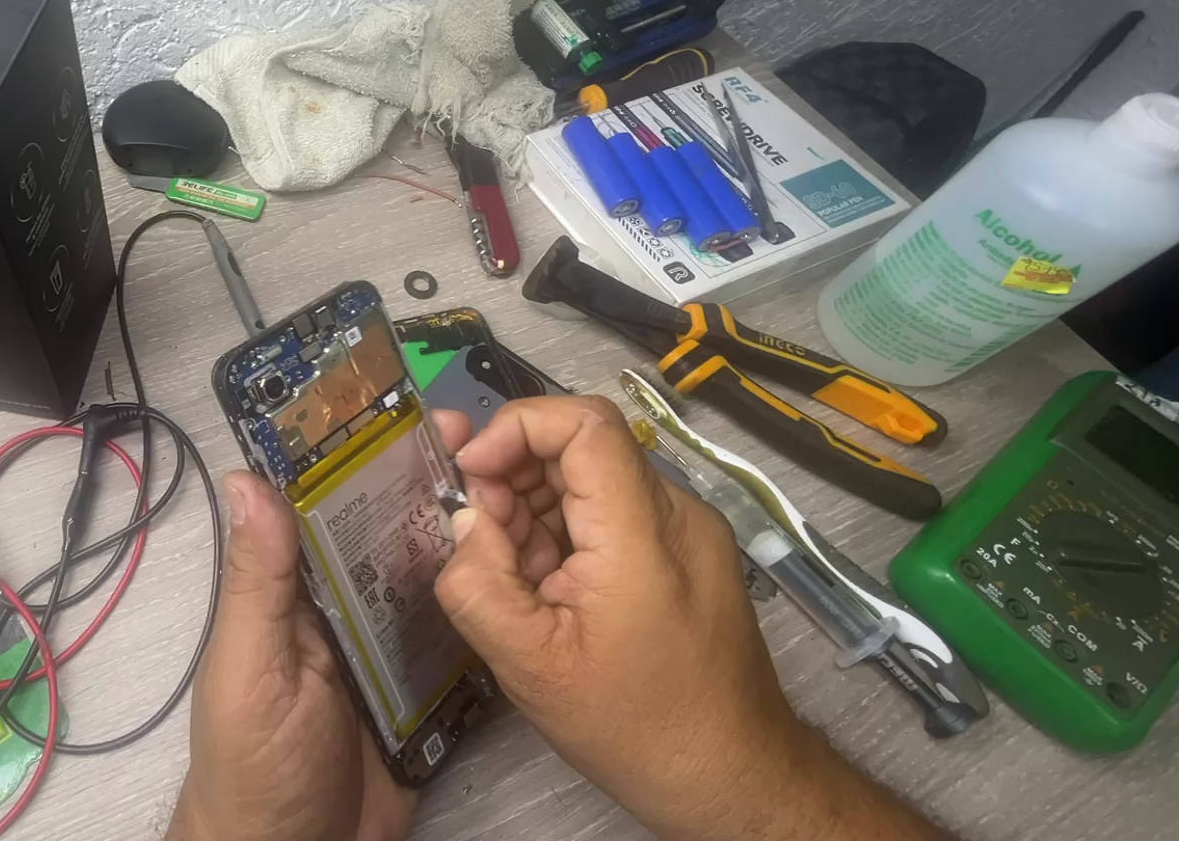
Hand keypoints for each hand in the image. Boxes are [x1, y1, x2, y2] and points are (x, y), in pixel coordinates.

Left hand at [166, 411, 468, 840]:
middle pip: (381, 528)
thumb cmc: (255, 759)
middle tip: (473, 440)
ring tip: (507, 487)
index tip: (402, 415)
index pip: (323, 503)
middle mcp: (337, 600)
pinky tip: (517, 568)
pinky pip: (452, 633)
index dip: (360, 455)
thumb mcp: (251, 664)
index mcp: (292, 584)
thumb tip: (245, 478)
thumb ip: (257, 580)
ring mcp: (381, 640)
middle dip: (421, 482)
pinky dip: (479, 602)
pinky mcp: (419, 684)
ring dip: (457, 532)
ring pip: (422, 572)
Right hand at [434, 395, 948, 840]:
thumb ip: (476, 585)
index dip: (515, 427)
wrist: (739, 783)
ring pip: (585, 474)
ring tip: (510, 565)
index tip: (472, 469)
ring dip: (529, 501)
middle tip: (480, 531)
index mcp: (643, 536)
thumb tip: (467, 520)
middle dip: (511, 471)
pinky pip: (603, 506)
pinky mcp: (677, 547)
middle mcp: (673, 513)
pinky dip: (556, 525)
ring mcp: (681, 528)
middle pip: (577, 444)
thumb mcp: (530, 666)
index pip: (584, 424)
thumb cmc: (637, 729)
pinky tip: (542, 578)